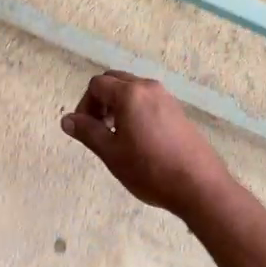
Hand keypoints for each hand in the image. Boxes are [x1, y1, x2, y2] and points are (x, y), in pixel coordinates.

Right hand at [61, 70, 233, 218]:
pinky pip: (148, 99)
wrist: (199, 186)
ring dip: (118, 105)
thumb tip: (66, 119)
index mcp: (129, 93)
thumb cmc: (150, 170)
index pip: (97, 85)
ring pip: (132, 89)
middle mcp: (148, 87)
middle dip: (101, 100)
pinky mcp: (177, 110)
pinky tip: (139, 139)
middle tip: (99, 129)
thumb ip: (87, 132)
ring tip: (118, 136)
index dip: (85, 105)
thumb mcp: (112, 154)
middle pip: (114, 80)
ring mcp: (166, 97)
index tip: (86, 130)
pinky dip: (135, 109)